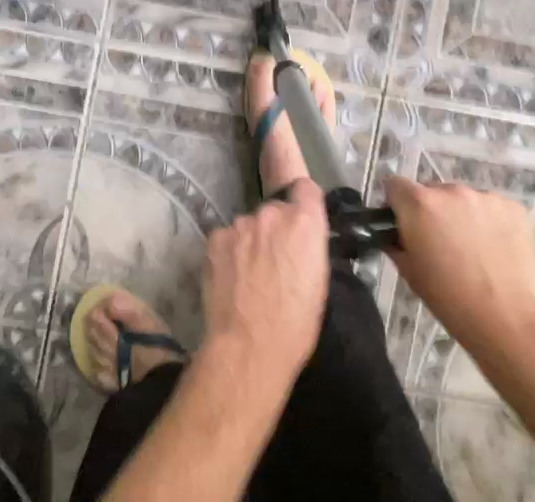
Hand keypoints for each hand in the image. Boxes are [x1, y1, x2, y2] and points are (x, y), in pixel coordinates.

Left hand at [201, 177, 329, 380]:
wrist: (248, 346)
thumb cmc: (295, 324)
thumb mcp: (318, 280)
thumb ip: (309, 246)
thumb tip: (301, 238)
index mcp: (305, 223)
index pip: (306, 188)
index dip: (304, 202)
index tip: (302, 218)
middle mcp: (272, 213)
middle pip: (275, 209)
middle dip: (276, 227)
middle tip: (274, 258)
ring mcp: (240, 224)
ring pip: (249, 225)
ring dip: (251, 240)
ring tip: (249, 273)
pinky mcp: (215, 237)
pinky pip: (226, 238)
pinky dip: (229, 252)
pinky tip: (231, 277)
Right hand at [384, 176, 534, 345]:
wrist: (506, 319)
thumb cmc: (449, 298)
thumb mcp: (408, 270)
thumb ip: (396, 241)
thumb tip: (395, 233)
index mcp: (419, 203)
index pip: (395, 185)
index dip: (396, 203)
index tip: (403, 223)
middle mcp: (451, 191)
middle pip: (431, 191)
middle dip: (431, 211)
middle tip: (439, 242)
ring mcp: (485, 197)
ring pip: (463, 200)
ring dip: (461, 215)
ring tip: (472, 248)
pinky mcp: (514, 207)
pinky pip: (491, 208)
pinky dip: (489, 221)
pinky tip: (494, 248)